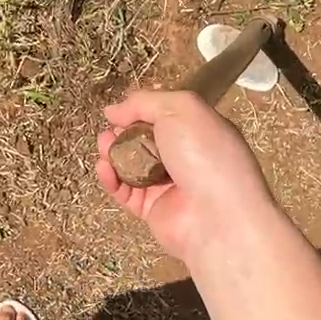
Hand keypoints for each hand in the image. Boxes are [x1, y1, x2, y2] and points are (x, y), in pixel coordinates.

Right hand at [95, 89, 277, 260]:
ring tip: (103, 144)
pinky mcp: (152, 209)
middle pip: (145, 137)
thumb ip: (145, 102)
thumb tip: (113, 110)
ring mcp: (168, 184)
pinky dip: (111, 178)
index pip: (168, 112)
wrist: (217, 217)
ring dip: (113, 151)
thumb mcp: (180, 109)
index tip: (124, 106)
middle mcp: (186, 156)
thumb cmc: (206, 155)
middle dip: (124, 129)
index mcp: (200, 129)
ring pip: (131, 163)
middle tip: (111, 127)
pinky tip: (104, 168)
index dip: (144, 107)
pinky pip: (125, 191)